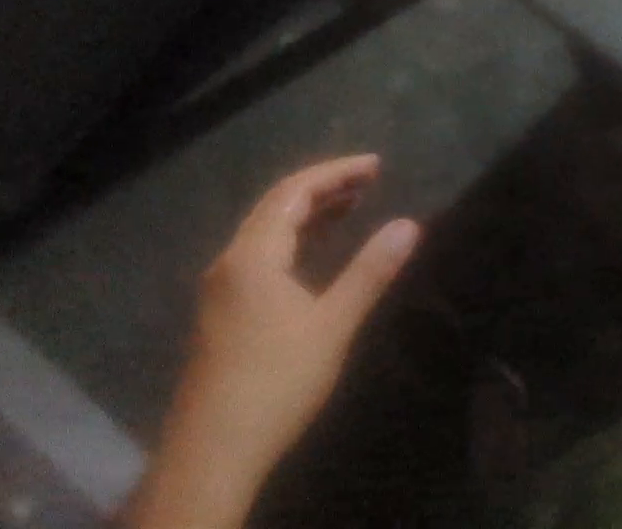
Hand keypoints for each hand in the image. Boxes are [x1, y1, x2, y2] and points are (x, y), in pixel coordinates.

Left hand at [128, 156, 419, 528]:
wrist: (211, 455)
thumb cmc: (276, 382)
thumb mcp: (333, 325)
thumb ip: (370, 272)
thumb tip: (410, 225)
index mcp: (253, 256)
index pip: (293, 192)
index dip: (336, 172)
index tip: (376, 165)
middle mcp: (230, 262)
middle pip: (275, 206)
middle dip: (323, 187)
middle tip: (369, 180)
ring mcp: (222, 289)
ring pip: (266, 232)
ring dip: (308, 213)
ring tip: (351, 204)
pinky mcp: (223, 313)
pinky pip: (261, 255)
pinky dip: (294, 240)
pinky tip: (315, 253)